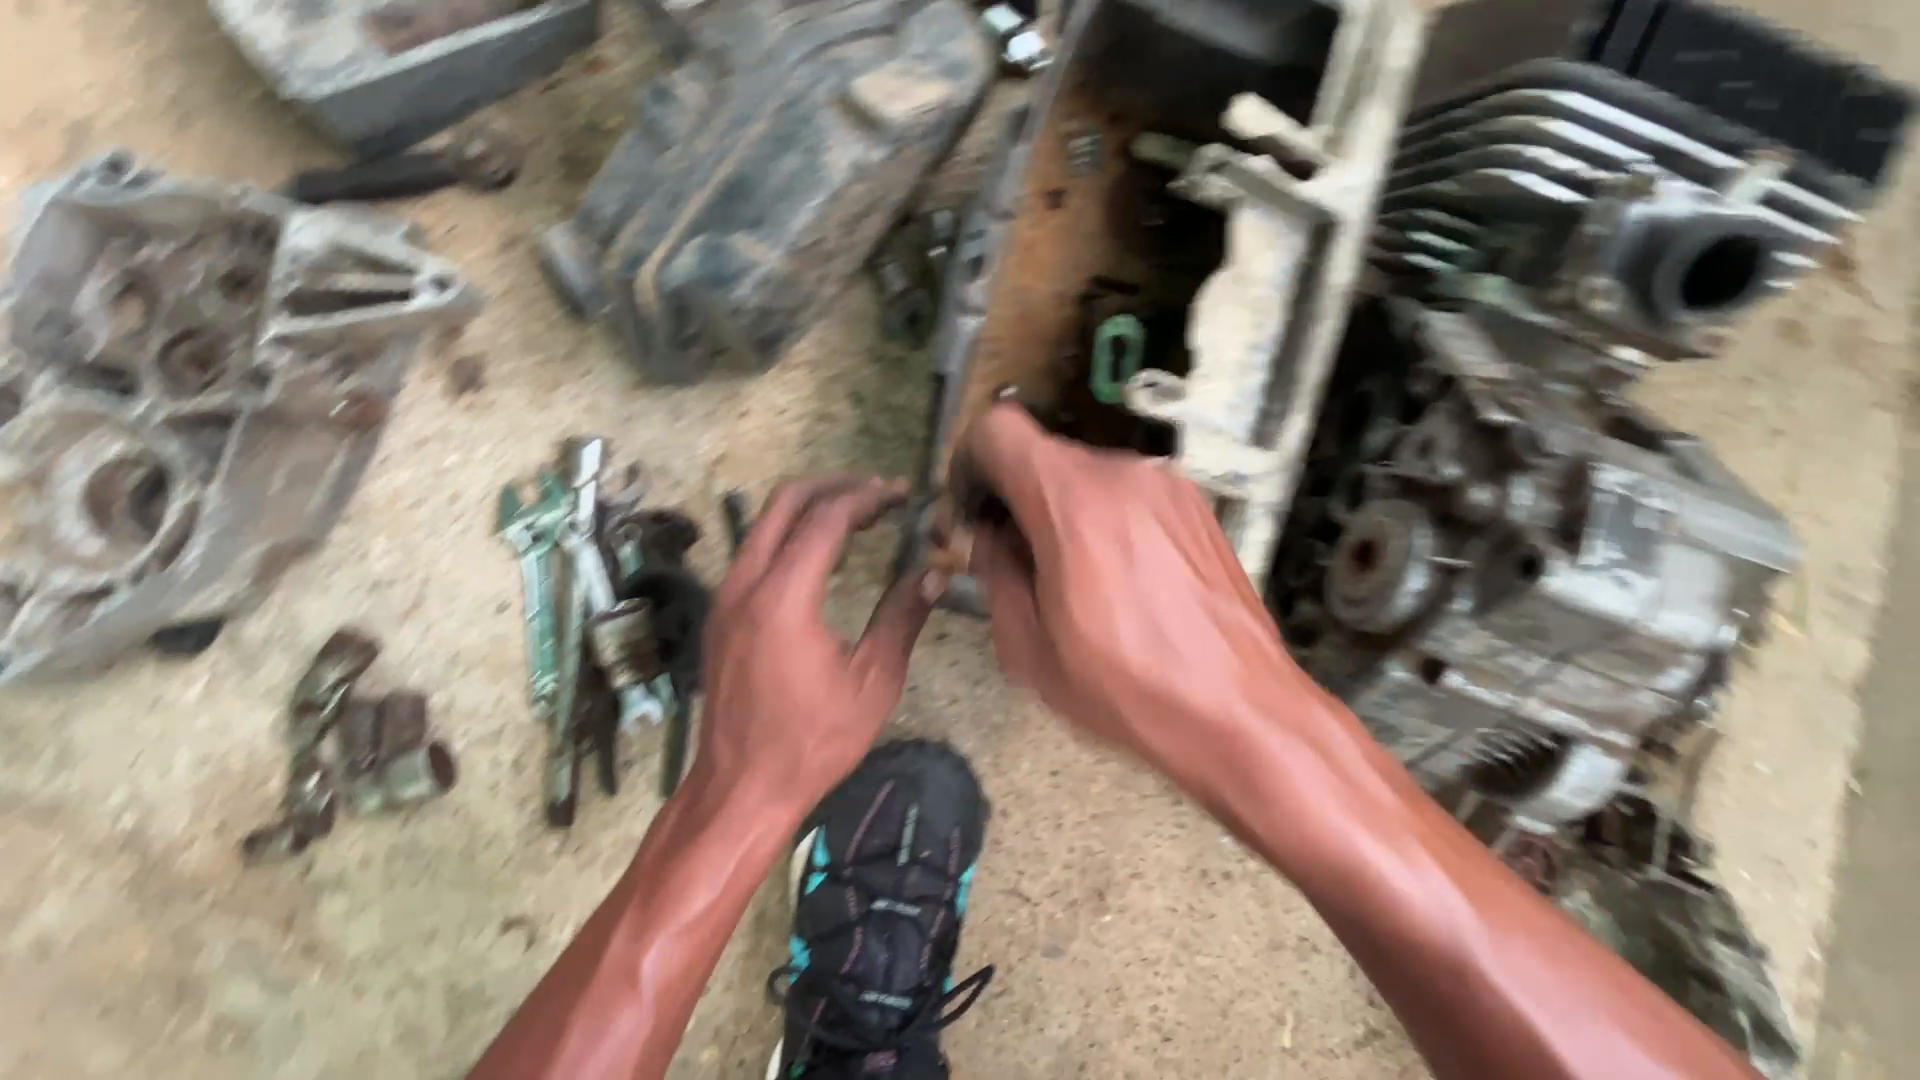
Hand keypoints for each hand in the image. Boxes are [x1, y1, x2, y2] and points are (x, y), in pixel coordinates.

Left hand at [698, 476, 940, 811]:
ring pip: (763, 524)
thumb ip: (902, 617)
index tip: (902, 496)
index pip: (825, 518)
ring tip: (858, 517)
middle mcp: (745, 585)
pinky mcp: (720, 616)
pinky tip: (823, 558)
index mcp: (783, 598)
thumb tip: (934, 574)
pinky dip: (789, 538)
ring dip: (809, 510)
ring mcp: (725, 599)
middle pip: (784, 503)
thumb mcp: (873, 682)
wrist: (740, 788)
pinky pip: (753, 552)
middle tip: (878, 494)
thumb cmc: (813, 741)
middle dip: (834, 487)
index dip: (867, 498)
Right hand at [959, 404, 1326, 800]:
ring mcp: (1169, 485)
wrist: (1241, 712)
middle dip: (1016, 499)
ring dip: (1063, 513)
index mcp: (1072, 501)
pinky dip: (1107, 520)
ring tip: (1075, 581)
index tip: (973, 516)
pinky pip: (1129, 495)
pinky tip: (1121, 581)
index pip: (997, 430)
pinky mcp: (1197, 507)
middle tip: (1016, 561)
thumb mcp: (1029, 647)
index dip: (970, 465)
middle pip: (1042, 457)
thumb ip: (994, 572)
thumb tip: (988, 536)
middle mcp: (1123, 473)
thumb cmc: (1126, 689)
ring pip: (1087, 477)